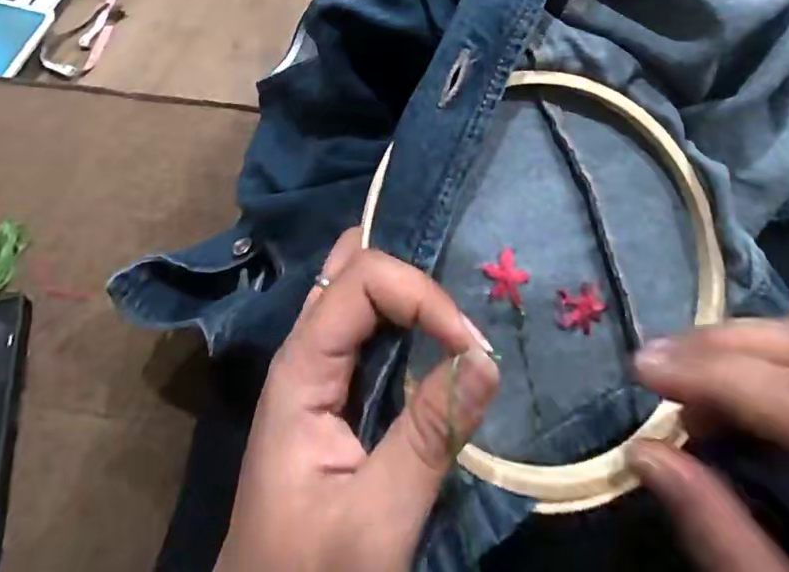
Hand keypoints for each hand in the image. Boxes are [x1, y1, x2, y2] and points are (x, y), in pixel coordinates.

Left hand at [216, 228, 500, 571]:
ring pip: (362, 293)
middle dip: (414, 273)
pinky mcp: (337, 392)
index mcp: (301, 366)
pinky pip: (372, 329)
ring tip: (461, 315)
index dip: (421, 294)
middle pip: (355, 269)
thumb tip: (487, 358)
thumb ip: (428, 435)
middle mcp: (307, 350)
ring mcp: (319, 368)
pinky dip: (410, 320)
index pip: (362, 279)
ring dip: (413, 293)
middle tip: (466, 310)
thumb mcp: (375, 518)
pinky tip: (438, 335)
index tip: (471, 346)